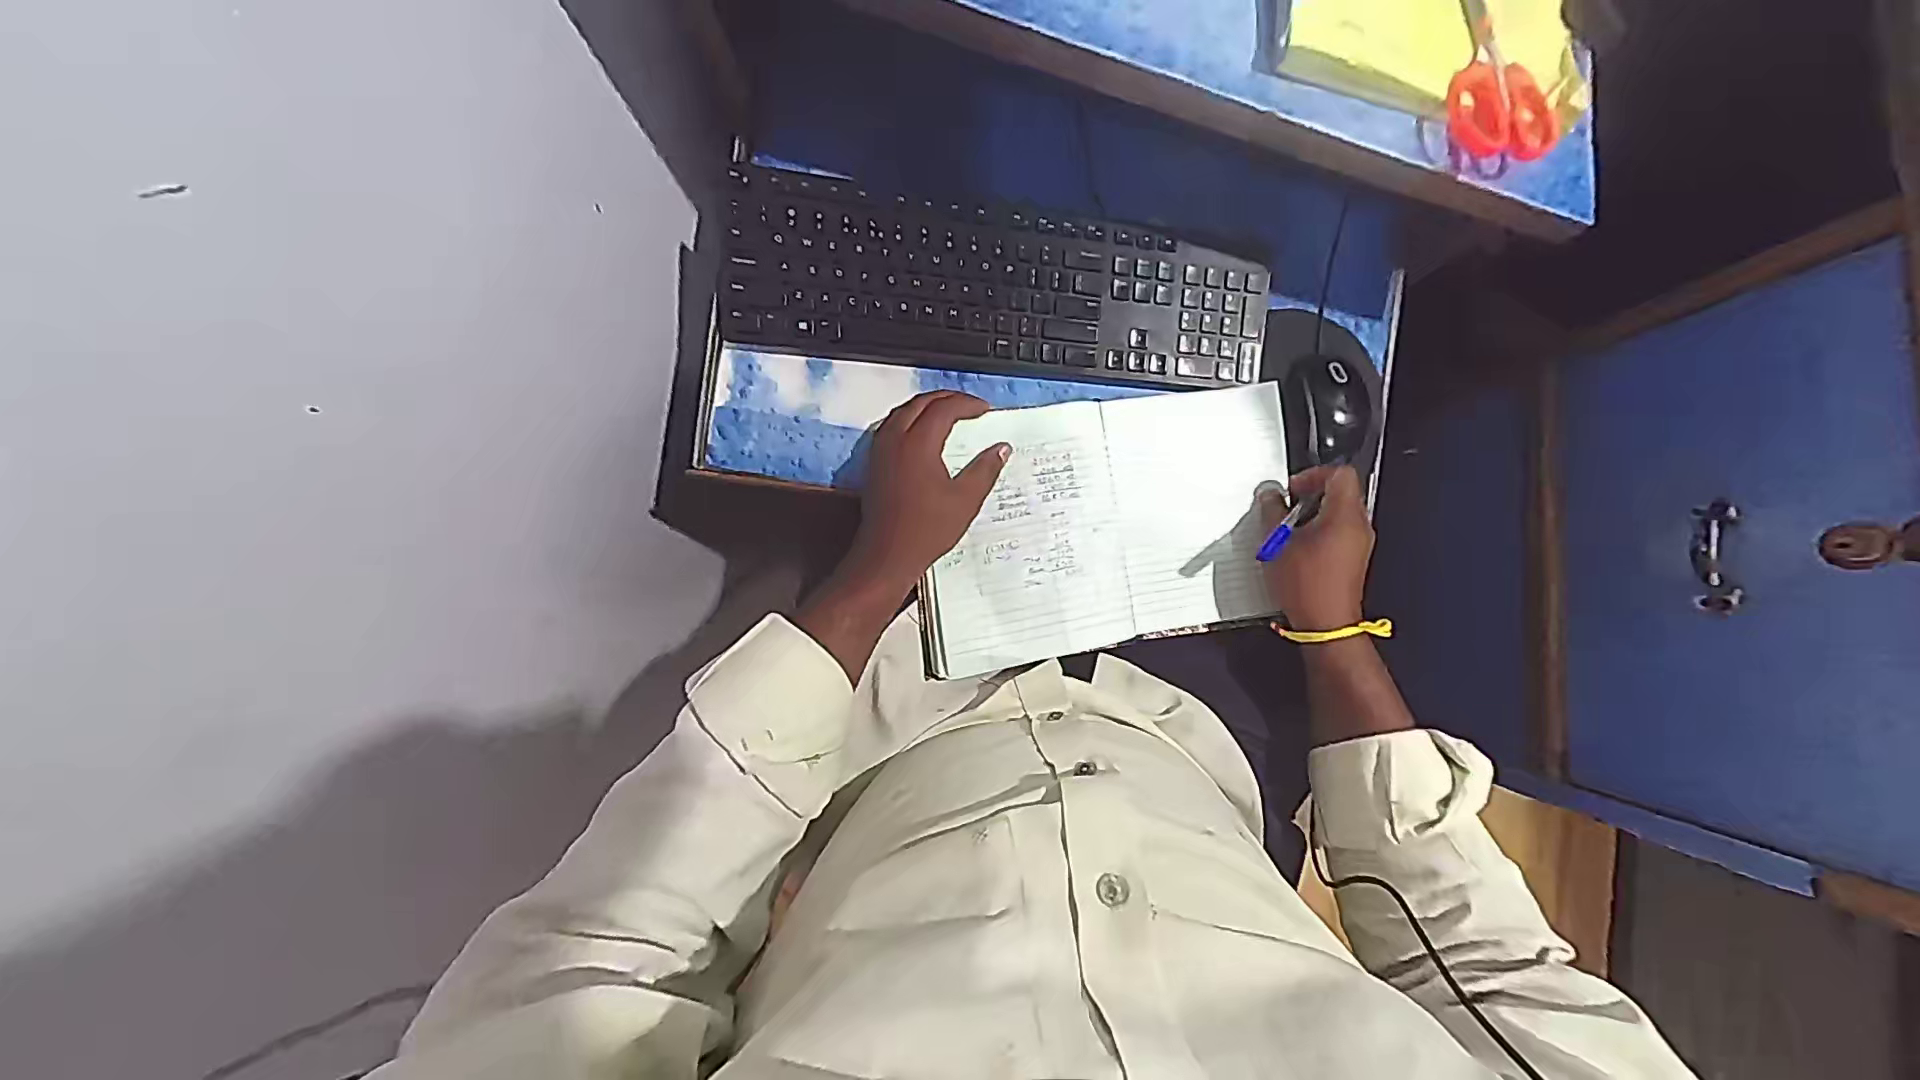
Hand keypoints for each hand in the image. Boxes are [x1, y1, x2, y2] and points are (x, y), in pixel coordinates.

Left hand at [843, 391, 1009, 597]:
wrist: (887, 554)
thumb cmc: (927, 530)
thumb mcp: (965, 500)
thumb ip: (985, 469)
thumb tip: (1002, 449)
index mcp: (918, 444)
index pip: (944, 408)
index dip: (967, 404)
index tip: (984, 410)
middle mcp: (895, 439)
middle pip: (921, 403)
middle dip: (947, 399)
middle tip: (969, 406)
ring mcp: (880, 450)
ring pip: (903, 411)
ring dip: (927, 406)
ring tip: (948, 413)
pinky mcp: (873, 462)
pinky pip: (891, 425)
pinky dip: (910, 418)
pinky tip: (921, 432)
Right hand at [1258, 465, 1373, 631]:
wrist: (1325, 622)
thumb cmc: (1305, 585)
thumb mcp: (1277, 543)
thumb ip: (1272, 511)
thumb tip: (1270, 495)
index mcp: (1344, 515)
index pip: (1339, 474)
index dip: (1312, 475)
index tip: (1292, 488)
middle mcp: (1359, 526)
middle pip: (1339, 492)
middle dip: (1309, 495)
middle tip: (1285, 508)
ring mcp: (1359, 542)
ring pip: (1338, 512)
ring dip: (1311, 514)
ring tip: (1287, 530)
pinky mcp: (1353, 557)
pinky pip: (1338, 531)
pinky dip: (1318, 530)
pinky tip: (1296, 547)